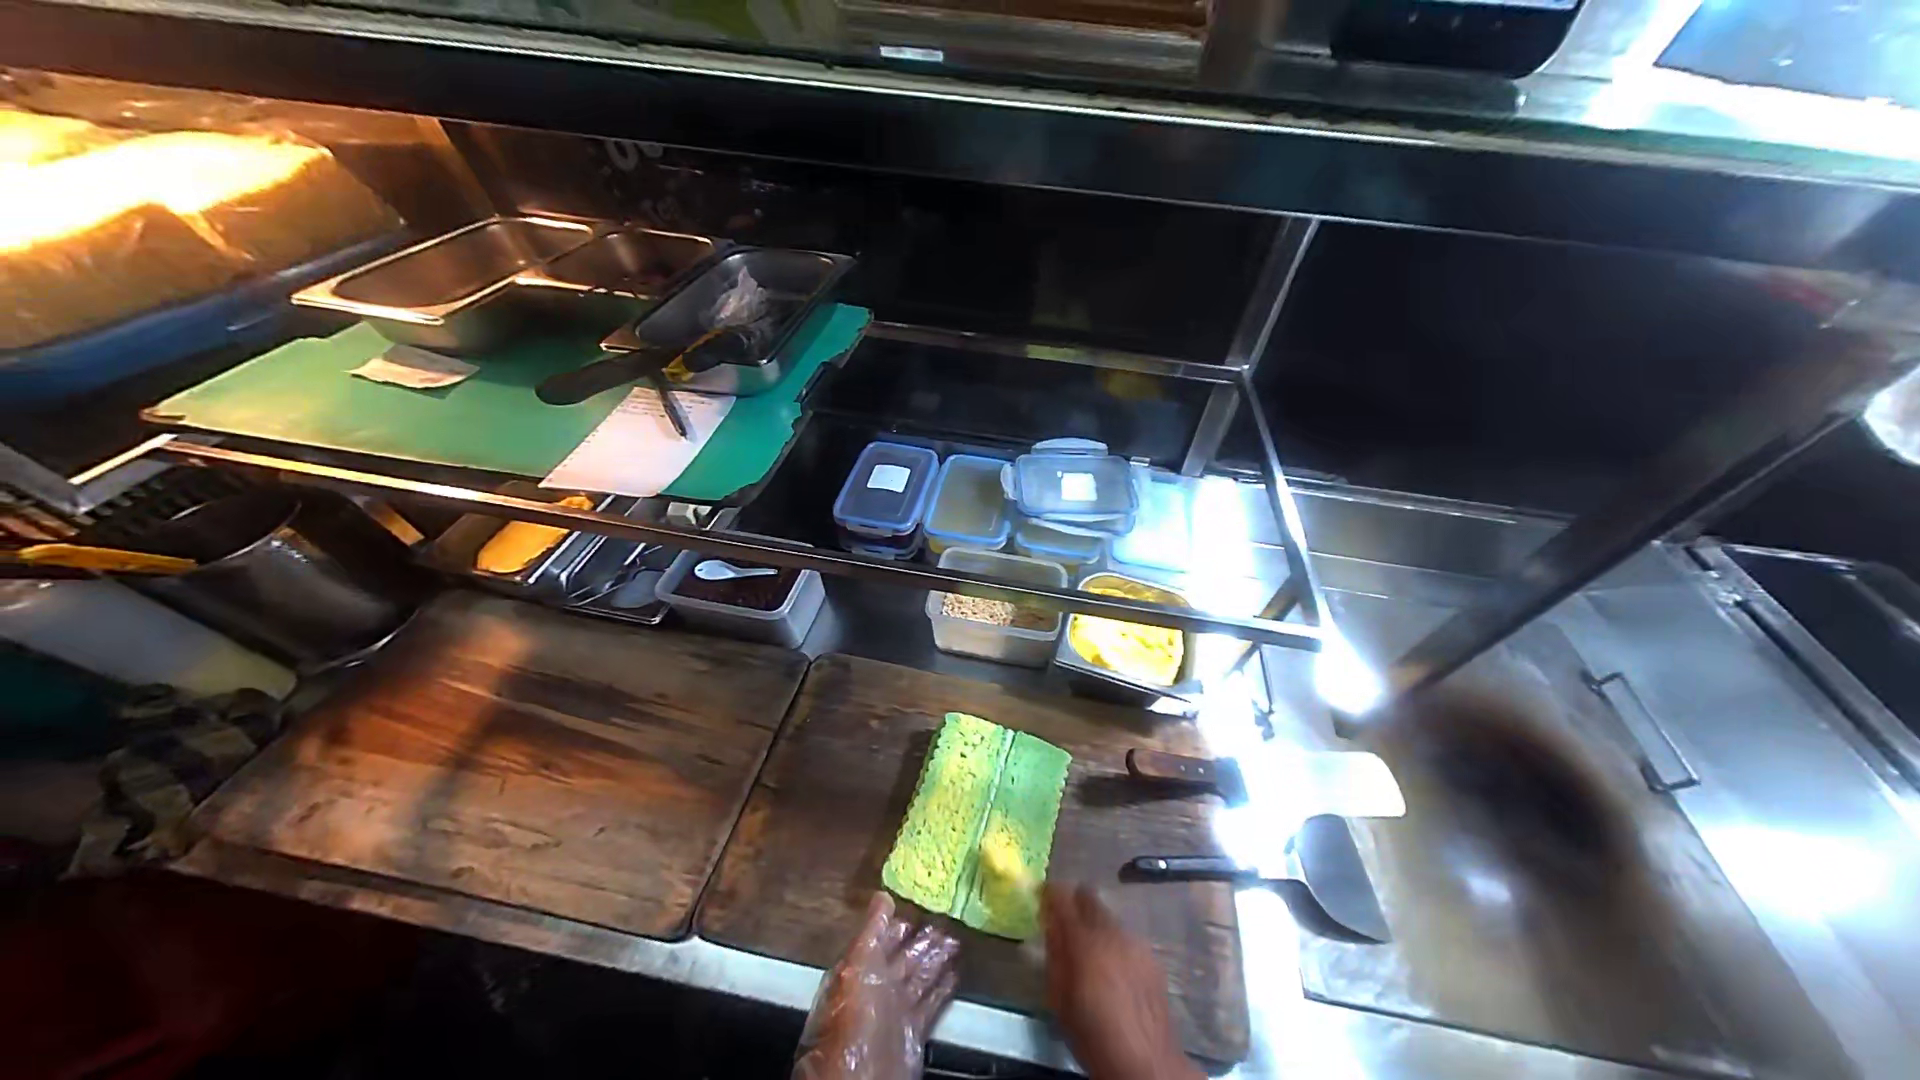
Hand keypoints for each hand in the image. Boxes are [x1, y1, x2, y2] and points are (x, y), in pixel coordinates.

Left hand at [792, 891, 959, 1079]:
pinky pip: (931, 1003)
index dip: (899, 923)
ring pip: (921, 976)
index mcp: (861, 969)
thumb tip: (882, 896)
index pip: (882, 939)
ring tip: (956, 939)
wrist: (861, 1078)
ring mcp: (897, 1009)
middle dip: (924, 939)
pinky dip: (943, 988)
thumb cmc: (854, 1017)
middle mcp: (879, 987)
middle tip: (946, 920)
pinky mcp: (914, 1030)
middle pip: (905, 957)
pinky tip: (956, 973)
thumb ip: (870, 930)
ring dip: (937, 958)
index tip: (919, 904)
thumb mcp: (858, 964)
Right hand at [1043, 882, 1202, 1079]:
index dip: (1049, 893)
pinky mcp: (1152, 956)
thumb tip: (1050, 925)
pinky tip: (1114, 968)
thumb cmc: (1093, 1035)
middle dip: (1074, 903)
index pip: (1061, 896)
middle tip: (1064, 921)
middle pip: (1089, 896)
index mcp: (1082, 939)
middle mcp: (1110, 931)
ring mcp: (1134, 941)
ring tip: (1090, 950)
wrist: (1146, 1063)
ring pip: (1109, 916)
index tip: (1041, 898)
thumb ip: (1054, 954)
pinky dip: (1115, 942)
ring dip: (1095, 924)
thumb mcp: (1059, 998)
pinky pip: (1126, 937)